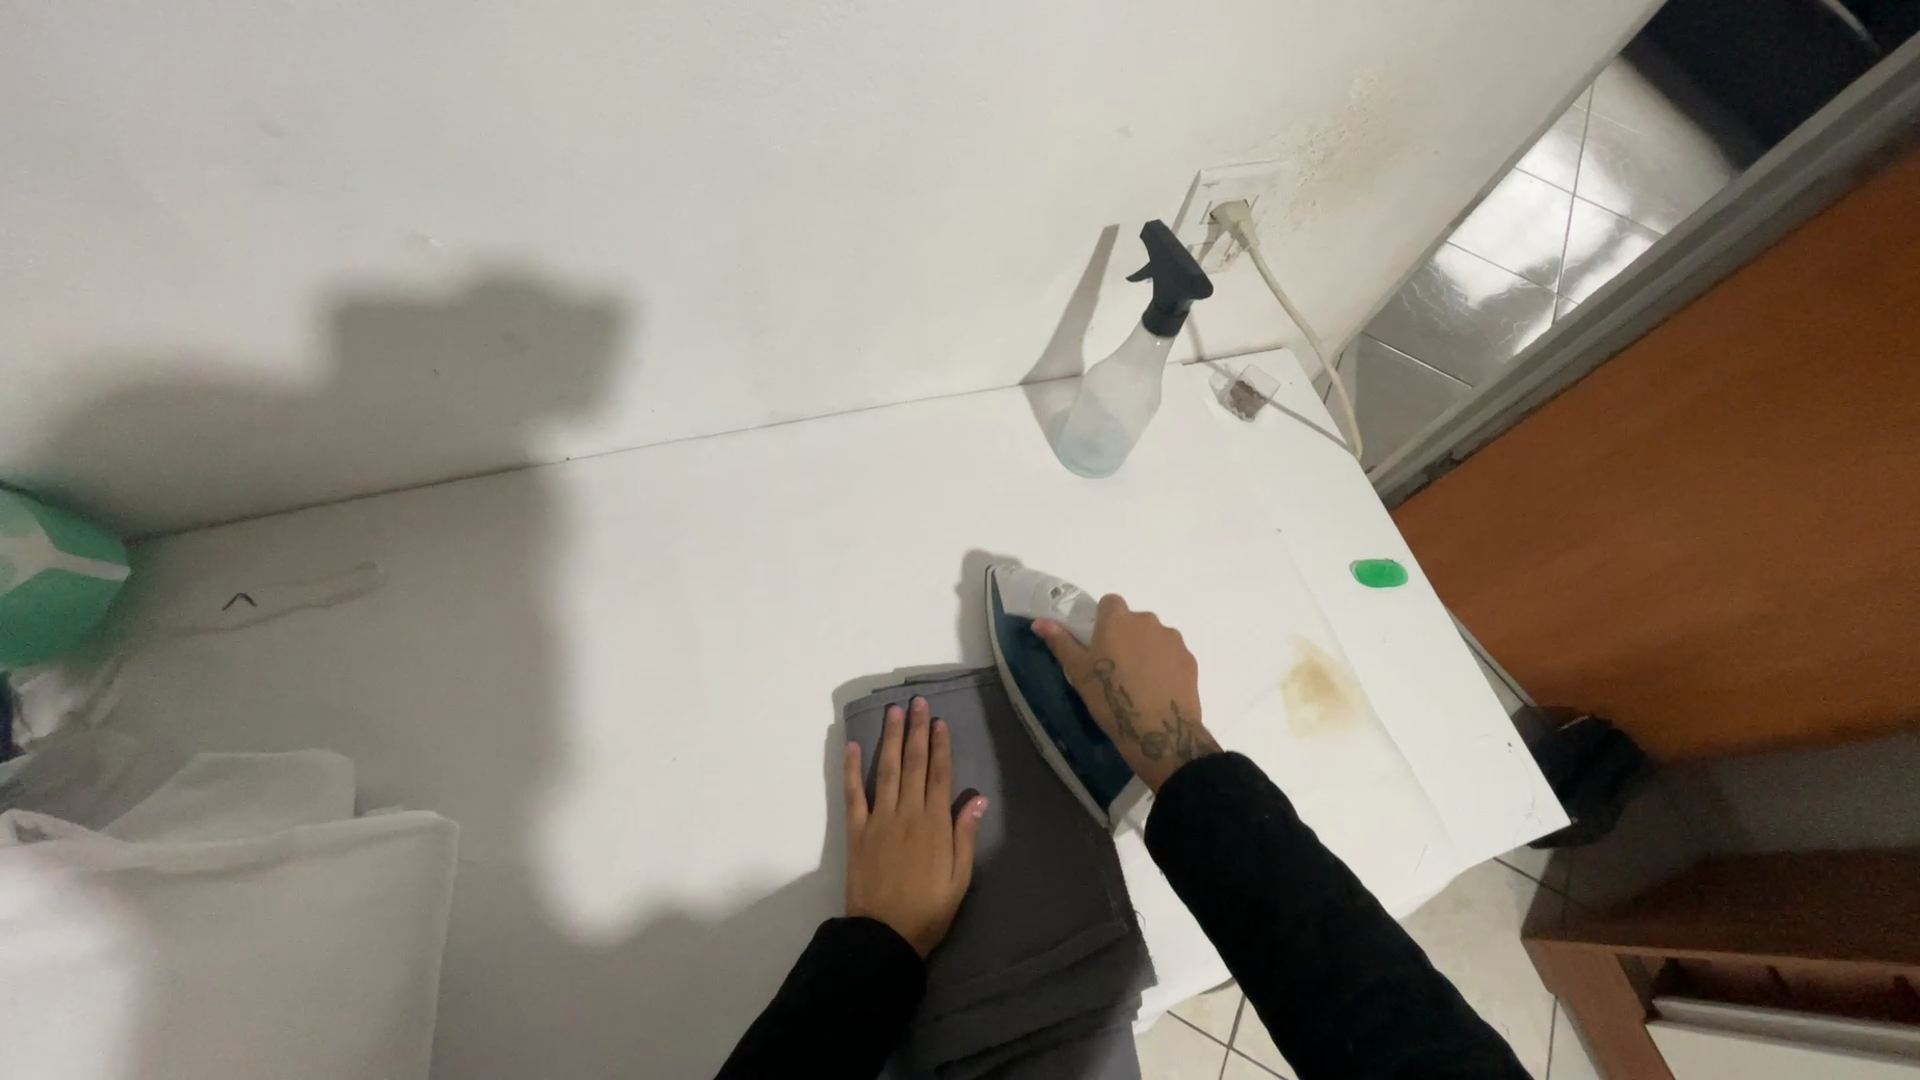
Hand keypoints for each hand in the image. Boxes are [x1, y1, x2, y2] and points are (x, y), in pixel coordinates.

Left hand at [844, 697, 988, 957]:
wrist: (883, 935)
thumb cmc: (928, 910)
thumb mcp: (959, 879)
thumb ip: (965, 836)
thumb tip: (978, 798)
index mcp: (934, 824)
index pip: (940, 775)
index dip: (940, 745)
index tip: (939, 721)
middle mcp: (908, 813)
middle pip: (914, 764)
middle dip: (916, 731)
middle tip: (917, 702)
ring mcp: (880, 819)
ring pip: (887, 770)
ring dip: (891, 739)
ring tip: (893, 712)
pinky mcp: (857, 831)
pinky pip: (854, 794)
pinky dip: (853, 769)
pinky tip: (854, 747)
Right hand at [1033, 595, 1220, 791]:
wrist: (1158, 731)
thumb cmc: (1110, 697)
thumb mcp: (1078, 672)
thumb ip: (1060, 642)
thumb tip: (1038, 622)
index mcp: (1117, 620)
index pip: (1110, 603)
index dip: (1104, 619)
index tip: (1099, 643)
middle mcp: (1147, 621)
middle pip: (1134, 621)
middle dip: (1126, 636)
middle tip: (1116, 667)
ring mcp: (1172, 639)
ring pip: (1154, 636)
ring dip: (1147, 649)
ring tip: (1139, 681)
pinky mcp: (1189, 659)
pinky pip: (1172, 654)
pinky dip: (1165, 665)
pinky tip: (1157, 689)